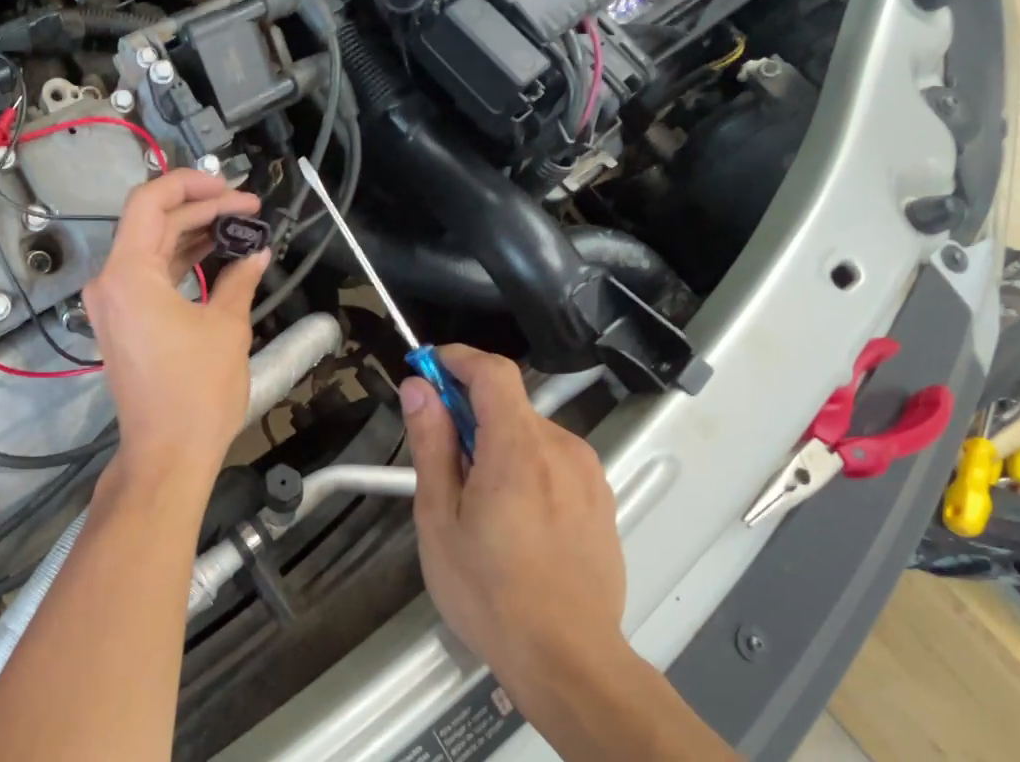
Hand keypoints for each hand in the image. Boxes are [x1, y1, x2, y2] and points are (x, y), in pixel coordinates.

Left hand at [82, 170, 269, 480]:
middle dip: (200, 210)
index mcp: (127, 274)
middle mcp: (109, 281)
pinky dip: (179, 261)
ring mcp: (111, 302)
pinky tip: (216, 254)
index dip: (189, 184)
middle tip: (248, 207)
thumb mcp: (226, 327)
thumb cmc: (196, 392)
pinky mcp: (121, 320)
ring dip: (191, 234)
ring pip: (150, 248)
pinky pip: (148, 275)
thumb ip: (239, 279)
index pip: (148, 202)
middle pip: (151, 223)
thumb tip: (256, 253)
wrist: (166, 453)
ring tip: (239, 225)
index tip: (229, 186)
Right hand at [401, 345, 626, 694]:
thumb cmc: (490, 592)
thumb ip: (430, 444)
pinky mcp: (600, 501)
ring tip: (472, 501)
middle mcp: (562, 451)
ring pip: (530, 434)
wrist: (568, 660)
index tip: (426, 368)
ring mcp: (588, 477)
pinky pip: (553, 463)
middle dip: (468, 415)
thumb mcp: (439, 517)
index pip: (493, 372)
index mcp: (518, 449)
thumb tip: (419, 389)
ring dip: (495, 444)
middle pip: (509, 404)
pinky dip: (523, 467)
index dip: (456, 359)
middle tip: (437, 458)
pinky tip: (510, 519)